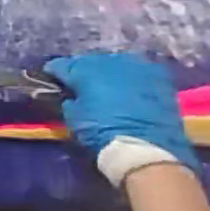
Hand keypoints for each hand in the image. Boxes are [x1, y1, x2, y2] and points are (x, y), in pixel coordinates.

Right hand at [44, 52, 199, 186]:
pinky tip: (128, 87)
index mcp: (83, 71)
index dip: (54, 73)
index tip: (51, 79)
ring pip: (113, 63)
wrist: (147, 149)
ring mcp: (135, 68)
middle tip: (78, 84)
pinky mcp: (158, 78)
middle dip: (81, 71)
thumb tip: (71, 96)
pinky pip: (138, 70)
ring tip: (104, 85)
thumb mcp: (73, 118)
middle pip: (88, 61)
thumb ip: (69, 101)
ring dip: (106, 72)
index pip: (61, 65)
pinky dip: (130, 77)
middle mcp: (108, 62)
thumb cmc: (102, 133)